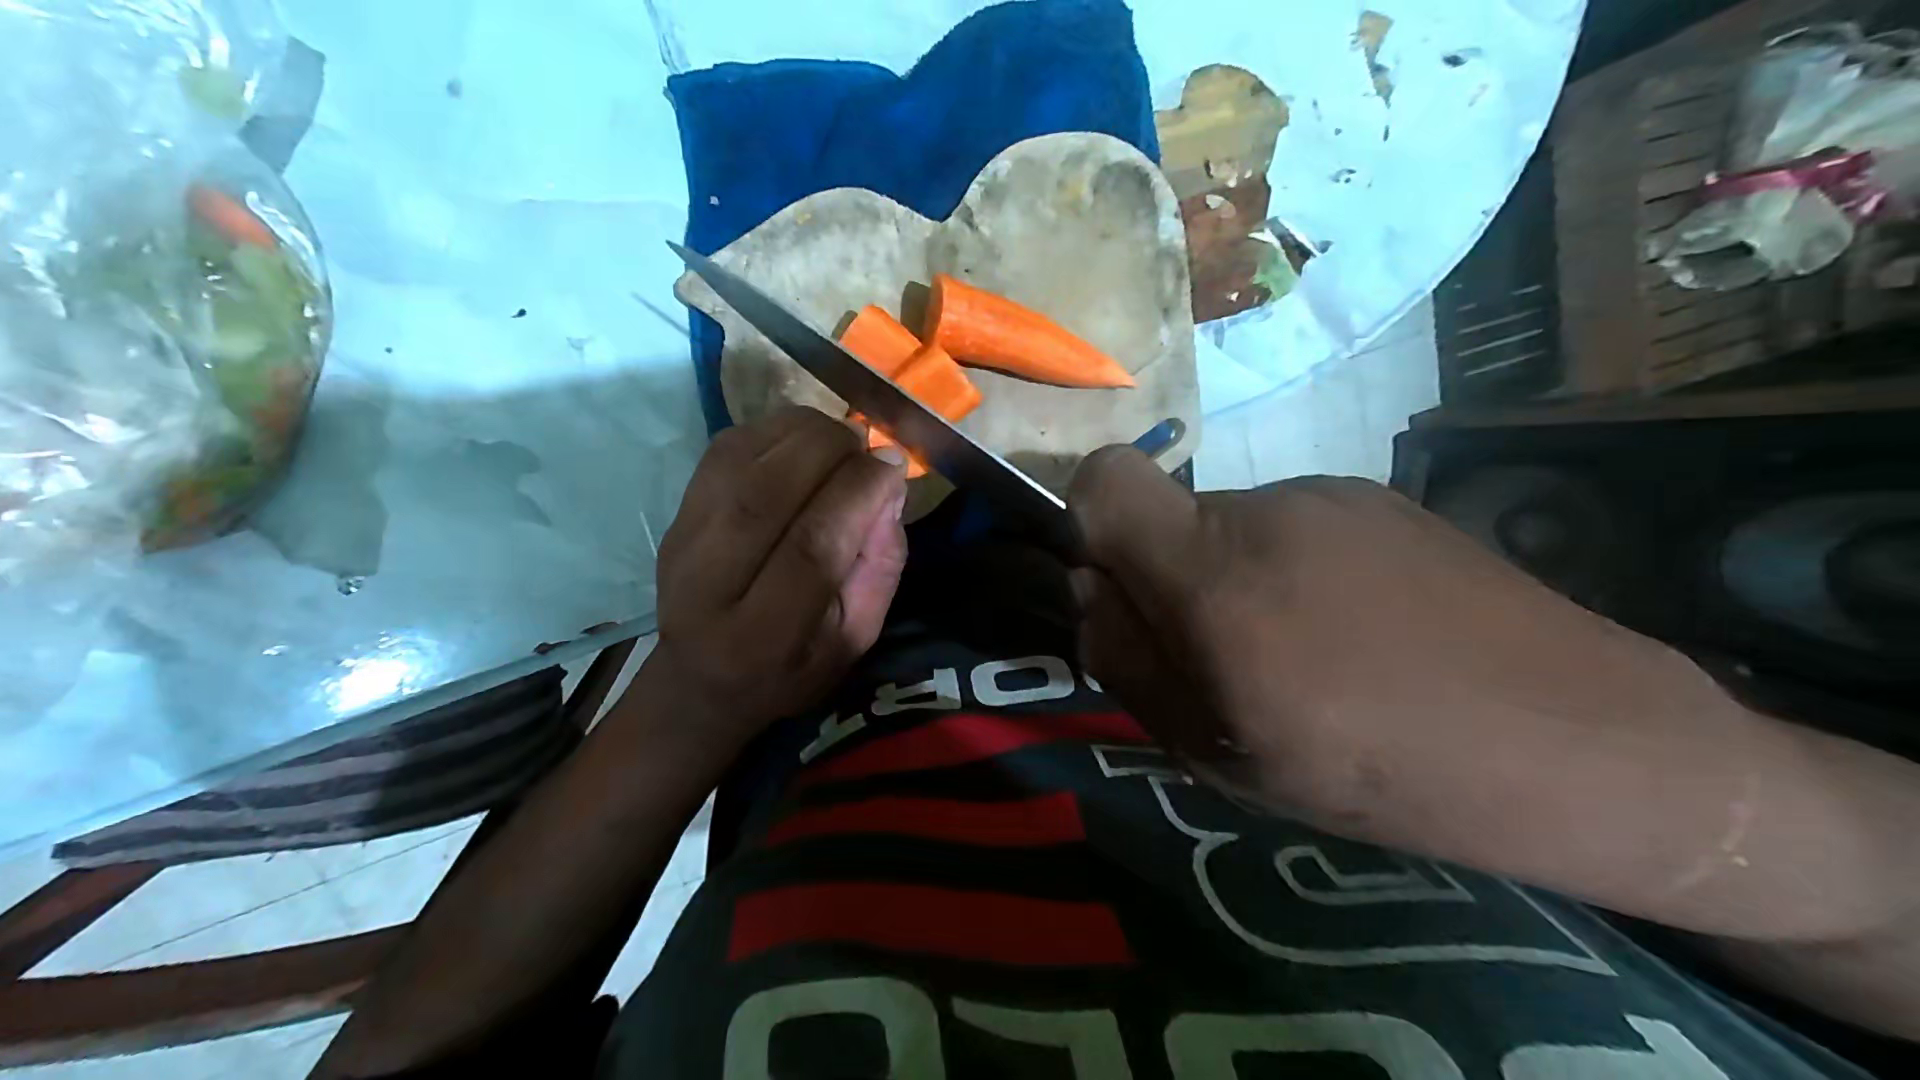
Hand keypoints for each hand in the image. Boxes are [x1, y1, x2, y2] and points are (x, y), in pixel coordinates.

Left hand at [651, 407, 907, 740]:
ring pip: (739, 461)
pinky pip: (723, 450)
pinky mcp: (674, 515)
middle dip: (828, 451)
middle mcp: (709, 586)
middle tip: (867, 440)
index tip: (893, 465)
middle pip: (766, 493)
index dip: (859, 492)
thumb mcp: (856, 637)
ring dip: (799, 431)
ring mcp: (682, 543)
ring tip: (840, 435)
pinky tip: (802, 437)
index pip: (812, 546)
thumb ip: (881, 566)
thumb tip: (889, 484)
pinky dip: (770, 429)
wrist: (703, 679)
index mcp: (763, 637)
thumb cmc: (792, 668)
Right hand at [1067, 448, 1737, 831]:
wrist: (1583, 743)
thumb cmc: (1378, 771)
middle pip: (1163, 516)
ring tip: (1302, 648)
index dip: (1085, 522)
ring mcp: (1326, 492)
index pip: (1102, 480)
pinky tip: (1354, 628)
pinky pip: (1287, 523)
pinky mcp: (1376, 495)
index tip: (1114, 586)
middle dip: (1164, 576)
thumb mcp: (1215, 750)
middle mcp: (1263, 510)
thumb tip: (1089, 591)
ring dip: (1229, 578)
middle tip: (1222, 655)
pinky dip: (1287, 569)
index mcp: (1214, 579)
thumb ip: (1128, 660)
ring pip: (1226, 525)